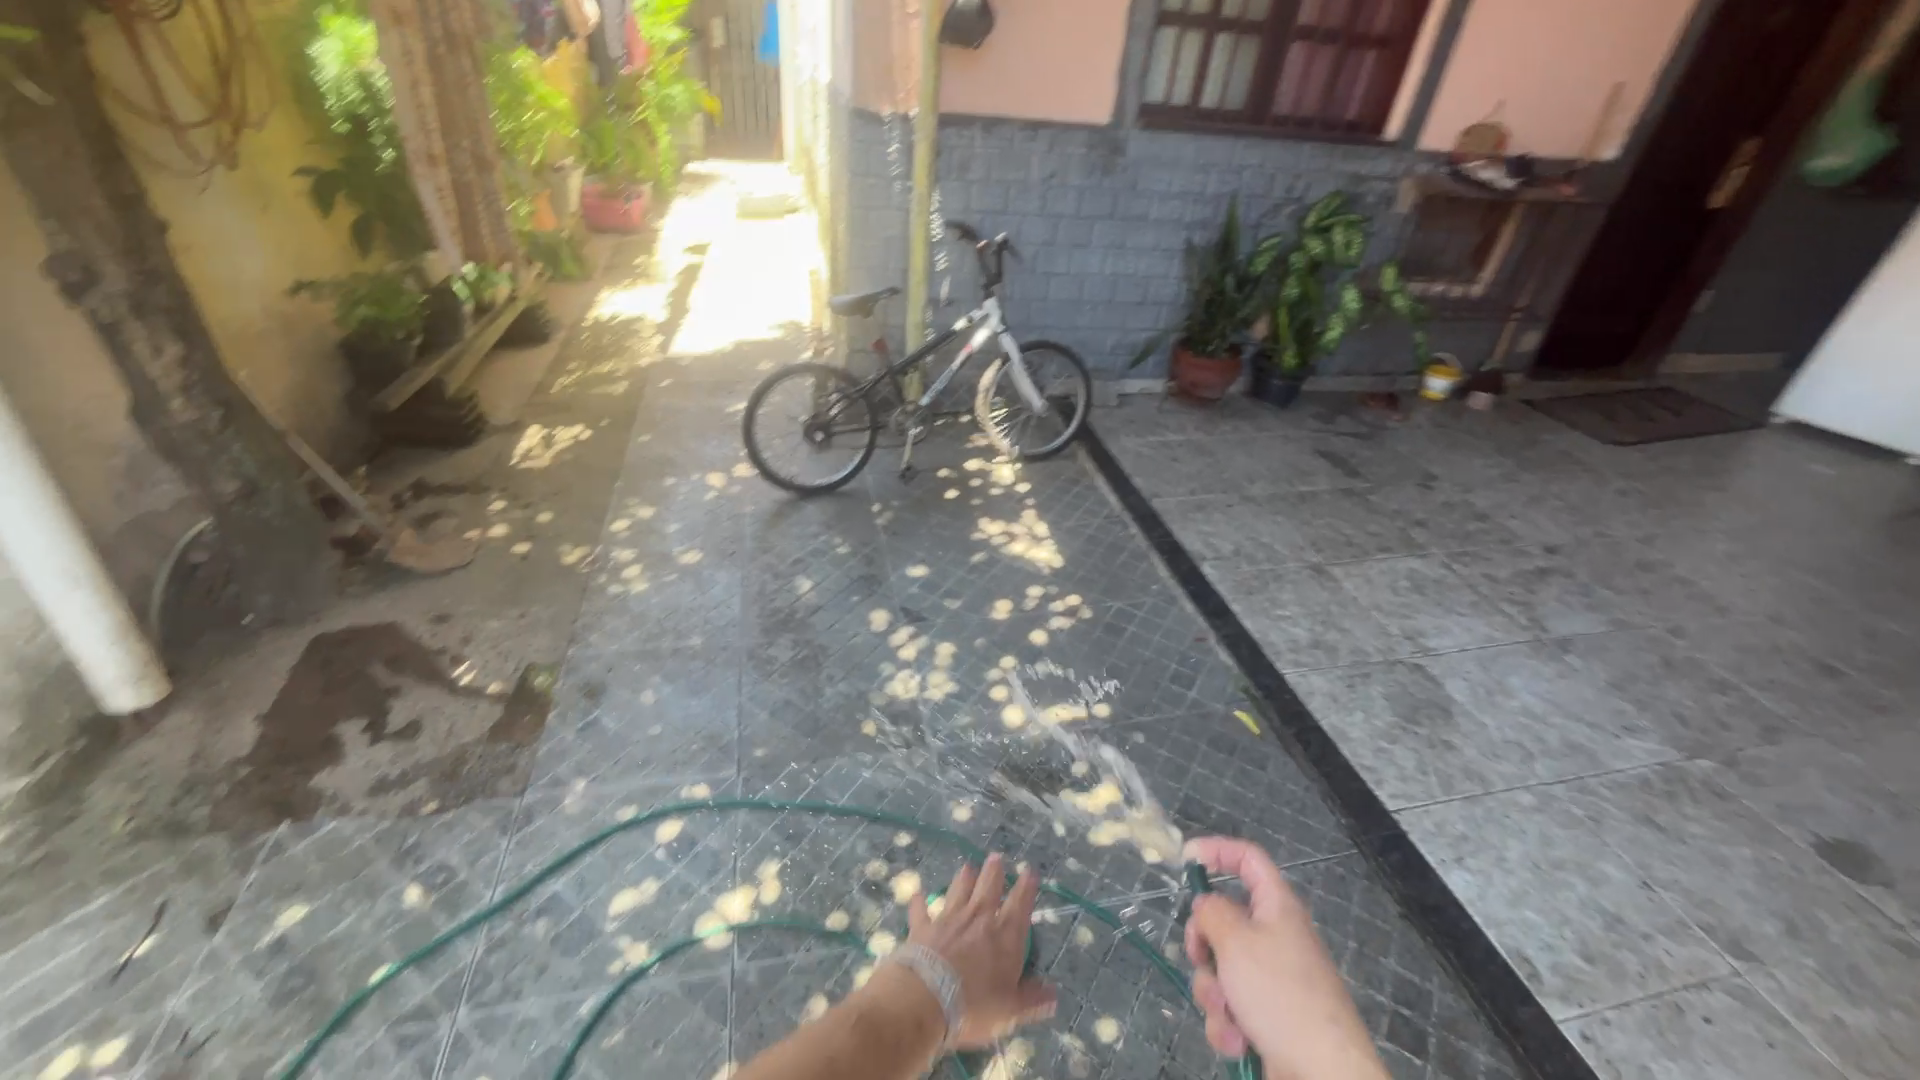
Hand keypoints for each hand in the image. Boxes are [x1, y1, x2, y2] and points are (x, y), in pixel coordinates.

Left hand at [906, 853, 1056, 1047]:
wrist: (925, 999)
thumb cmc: (974, 1007)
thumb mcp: (1010, 1010)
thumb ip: (1031, 1000)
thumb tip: (1053, 996)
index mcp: (1004, 936)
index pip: (1020, 905)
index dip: (1026, 887)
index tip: (1030, 871)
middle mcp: (978, 920)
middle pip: (988, 888)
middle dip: (994, 872)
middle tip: (995, 856)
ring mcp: (948, 921)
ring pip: (958, 892)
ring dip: (963, 879)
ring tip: (967, 865)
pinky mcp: (922, 929)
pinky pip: (920, 911)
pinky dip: (919, 902)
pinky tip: (917, 894)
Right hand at [1182, 837, 1388, 1079]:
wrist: (1321, 1072)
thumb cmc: (1280, 994)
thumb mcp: (1236, 941)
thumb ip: (1211, 913)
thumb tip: (1205, 907)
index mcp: (1277, 908)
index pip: (1248, 860)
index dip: (1217, 850)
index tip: (1185, 858)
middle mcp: (1274, 938)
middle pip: (1224, 920)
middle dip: (1203, 943)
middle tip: (1200, 956)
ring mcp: (1270, 979)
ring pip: (1220, 968)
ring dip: (1213, 993)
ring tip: (1228, 1014)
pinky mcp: (1265, 1016)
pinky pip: (1230, 1006)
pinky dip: (1227, 1024)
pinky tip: (1238, 1041)